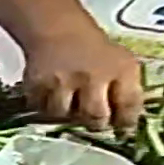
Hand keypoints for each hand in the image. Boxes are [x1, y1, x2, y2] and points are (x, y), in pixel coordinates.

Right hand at [23, 33, 144, 130]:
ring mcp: (60, 83)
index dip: (127, 121)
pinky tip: (51, 102)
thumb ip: (125, 87)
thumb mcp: (121, 63)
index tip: (124, 130)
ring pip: (62, 114)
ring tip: (70, 111)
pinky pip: (39, 107)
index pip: (128, 104)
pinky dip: (45, 109)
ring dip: (67, 117)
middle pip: (93, 114)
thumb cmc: (95, 50)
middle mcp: (91, 79)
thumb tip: (125, 115)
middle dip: (95, 124)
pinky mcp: (35, 86)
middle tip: (95, 125)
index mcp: (120, 72)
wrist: (59, 34)